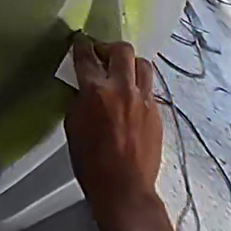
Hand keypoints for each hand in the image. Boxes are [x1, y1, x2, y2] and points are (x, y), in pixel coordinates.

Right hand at [67, 38, 164, 219]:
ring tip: (120, 72)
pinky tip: (129, 98)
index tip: (79, 43)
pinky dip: (138, 86)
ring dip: (129, 63)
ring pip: (143, 65)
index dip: (81, 46)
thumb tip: (85, 87)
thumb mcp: (73, 123)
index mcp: (96, 91)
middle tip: (101, 55)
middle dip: (109, 48)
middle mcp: (123, 90)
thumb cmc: (90, 159)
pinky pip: (149, 88)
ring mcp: (144, 101)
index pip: (87, 58)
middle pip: (122, 51)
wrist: (124, 187)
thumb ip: (80, 98)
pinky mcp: (157, 113)